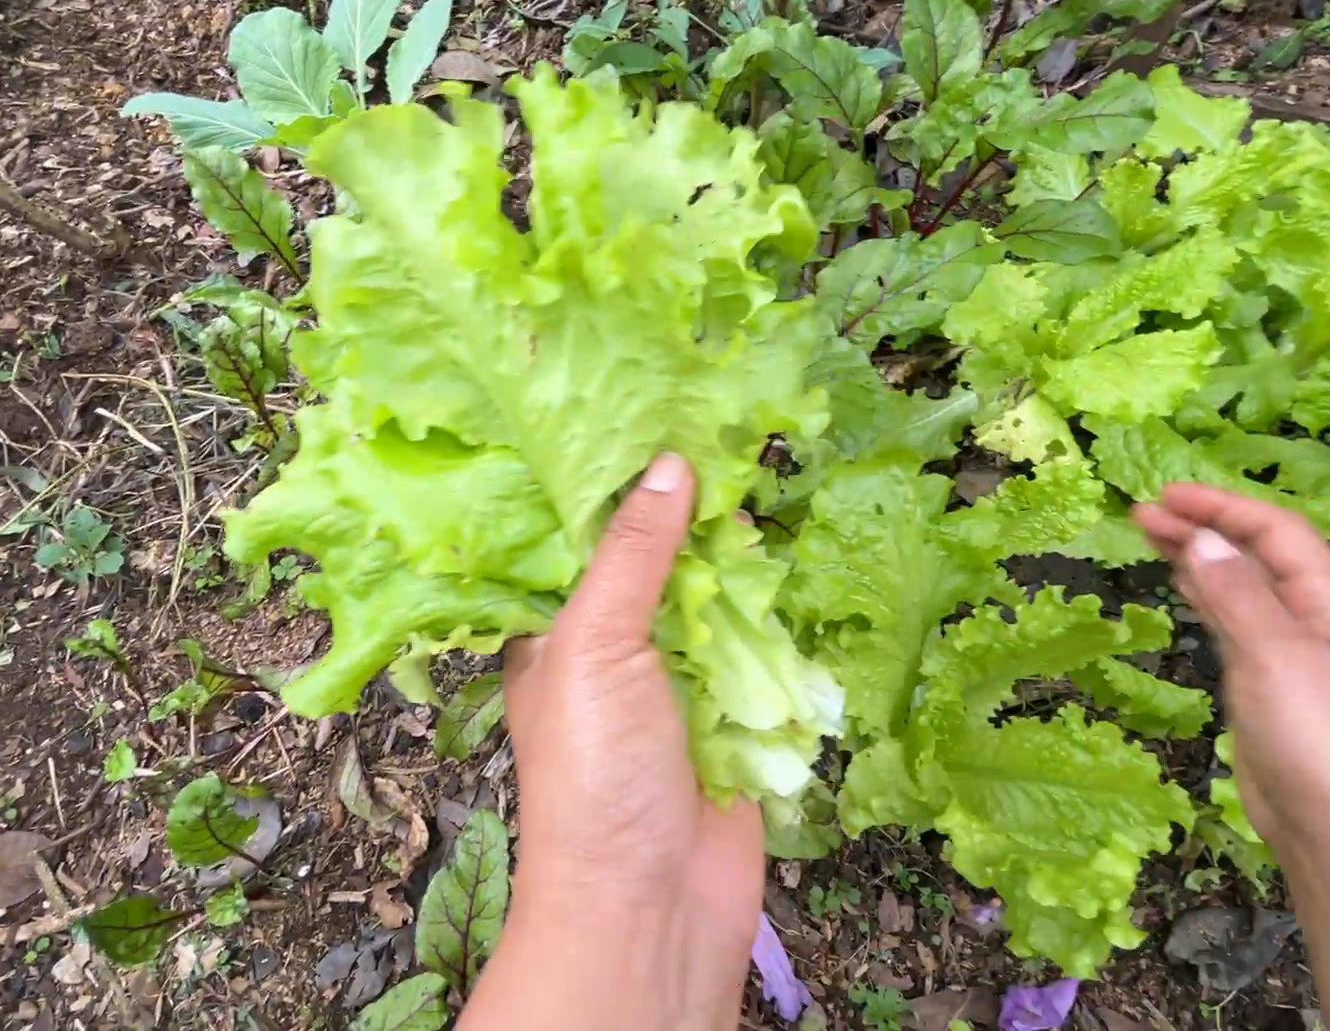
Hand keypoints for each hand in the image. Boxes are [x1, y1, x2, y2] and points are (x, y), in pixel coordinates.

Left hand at [462, 452, 762, 1030]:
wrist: (656, 904)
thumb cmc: (596, 771)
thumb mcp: (596, 644)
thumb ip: (632, 555)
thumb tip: (668, 464)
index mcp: (552, 629)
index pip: (575, 540)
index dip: (605, 486)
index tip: (638, 424)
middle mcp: (606, 645)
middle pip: (645, 560)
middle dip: (676, 510)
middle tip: (709, 431)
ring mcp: (668, 675)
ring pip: (700, 595)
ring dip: (725, 552)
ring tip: (748, 470)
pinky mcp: (723, 705)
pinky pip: (746, 640)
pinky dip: (761, 604)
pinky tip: (777, 550)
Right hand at [1132, 484, 1329, 856]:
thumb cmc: (1316, 735)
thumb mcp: (1275, 655)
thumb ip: (1236, 593)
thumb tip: (1200, 538)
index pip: (1276, 533)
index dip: (1221, 507)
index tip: (1163, 495)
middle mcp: (1314, 618)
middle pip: (1255, 554)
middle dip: (1201, 526)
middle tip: (1139, 512)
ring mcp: (1289, 649)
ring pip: (1238, 583)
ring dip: (1196, 554)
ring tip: (1149, 535)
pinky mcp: (1264, 677)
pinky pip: (1229, 616)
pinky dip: (1201, 590)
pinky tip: (1180, 582)